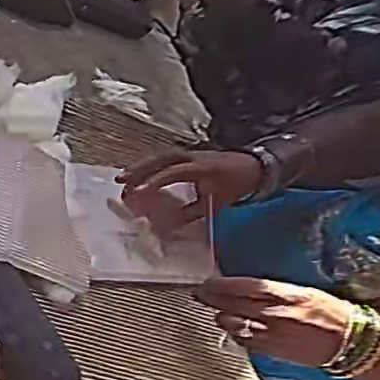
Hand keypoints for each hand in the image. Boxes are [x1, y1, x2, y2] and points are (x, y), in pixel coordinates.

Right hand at [117, 149, 260, 233]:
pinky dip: (149, 165)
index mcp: (203, 167)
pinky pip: (165, 157)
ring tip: (123, 177)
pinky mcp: (188, 155)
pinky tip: (138, 173)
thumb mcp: (217, 202)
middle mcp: (194, 156)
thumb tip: (167, 226)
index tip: (138, 192)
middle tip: (121, 181)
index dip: (155, 181)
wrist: (258, 166)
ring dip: (140, 166)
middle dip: (139, 169)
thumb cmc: (238, 184)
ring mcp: (190, 153)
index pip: (174, 172)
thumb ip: (191, 212)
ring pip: (161, 156)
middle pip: (161, 159)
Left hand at [194, 277, 356, 366]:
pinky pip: (243, 341)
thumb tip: (248, 288)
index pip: (243, 287)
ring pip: (232, 324)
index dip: (221, 285)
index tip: (207, 283)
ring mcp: (271, 333)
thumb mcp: (307, 293)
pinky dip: (235, 333)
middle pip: (231, 304)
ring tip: (217, 311)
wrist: (354, 344)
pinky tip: (233, 329)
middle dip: (211, 298)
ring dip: (221, 316)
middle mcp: (274, 313)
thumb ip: (275, 291)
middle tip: (200, 294)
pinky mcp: (271, 350)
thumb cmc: (335, 314)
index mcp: (286, 295)